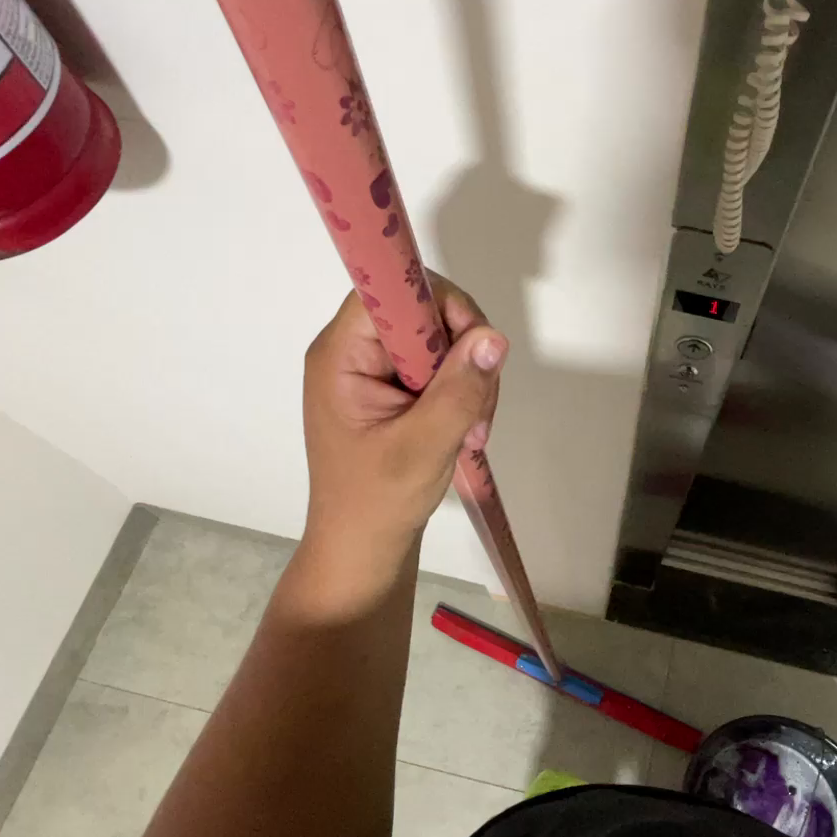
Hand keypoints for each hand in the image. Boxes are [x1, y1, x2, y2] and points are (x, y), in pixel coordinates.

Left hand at [300, 271, 505, 569]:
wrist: (363, 547)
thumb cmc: (377, 502)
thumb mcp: (423, 447)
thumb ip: (459, 391)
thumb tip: (494, 338)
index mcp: (341, 355)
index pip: (392, 290)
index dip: (441, 303)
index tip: (474, 346)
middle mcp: (355, 352)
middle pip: (425, 314)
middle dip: (465, 356)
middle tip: (478, 412)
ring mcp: (376, 371)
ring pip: (442, 343)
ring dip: (470, 382)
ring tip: (471, 433)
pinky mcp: (396, 390)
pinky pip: (442, 369)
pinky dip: (464, 395)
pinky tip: (465, 432)